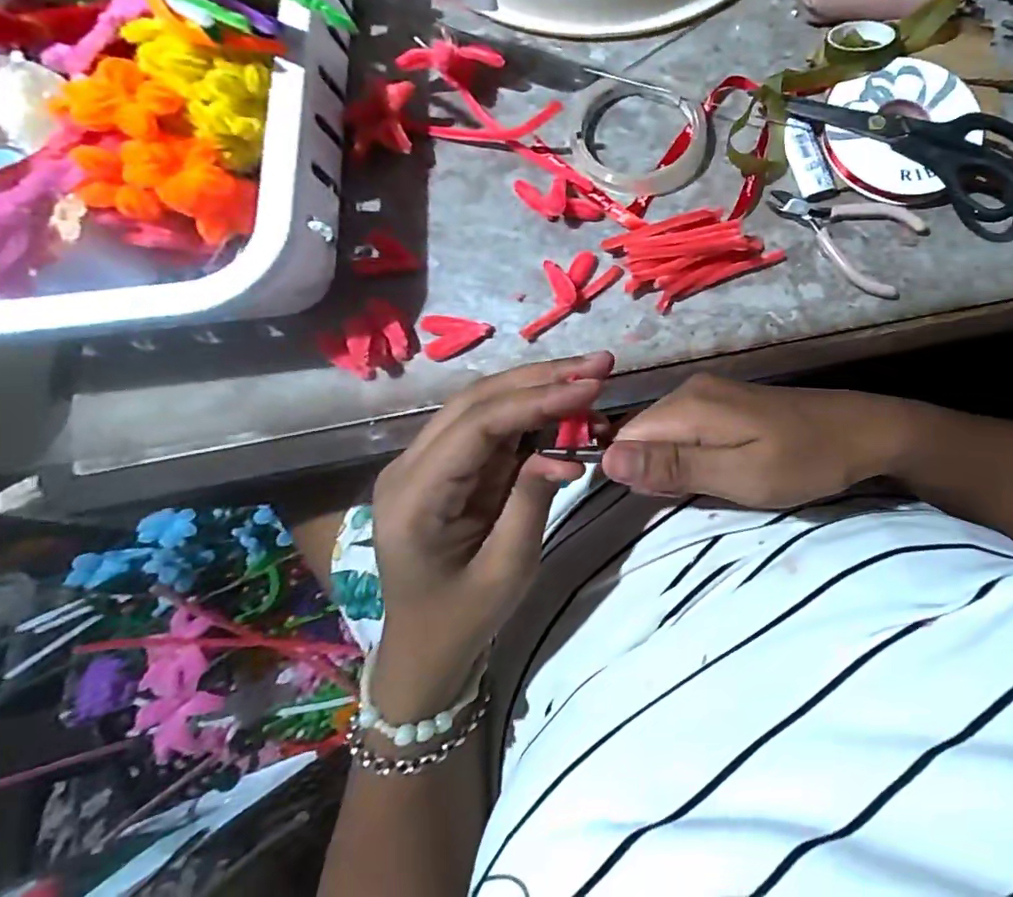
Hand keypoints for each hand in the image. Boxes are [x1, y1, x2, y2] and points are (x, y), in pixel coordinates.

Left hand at [368, 352, 612, 716]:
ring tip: (591, 373)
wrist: (424, 648)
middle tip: (600, 365)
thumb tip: (566, 454)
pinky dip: (532, 410)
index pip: (477, 426)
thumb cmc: (463, 618)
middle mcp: (412, 466)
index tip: (591, 388)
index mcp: (416, 496)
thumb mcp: (506, 569)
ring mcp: (428, 464)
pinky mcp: (450, 468)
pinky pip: (492, 427)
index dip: (536, 399)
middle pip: (477, 401)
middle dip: (541, 378)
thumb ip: (531, 503)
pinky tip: (568, 401)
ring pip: (483, 405)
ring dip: (538, 385)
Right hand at [601, 374, 902, 507]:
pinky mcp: (731, 403)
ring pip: (667, 436)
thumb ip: (674, 466)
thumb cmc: (806, 459)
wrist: (865, 432)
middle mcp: (692, 390)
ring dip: (682, 468)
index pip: (624, 440)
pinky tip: (728, 470)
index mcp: (689, 404)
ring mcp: (713, 393)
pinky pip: (691, 432)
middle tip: (705, 494)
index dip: (636, 476)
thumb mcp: (739, 475)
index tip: (672, 499)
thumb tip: (606, 458)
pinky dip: (700, 457)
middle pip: (644, 436)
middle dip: (660, 473)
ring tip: (720, 484)